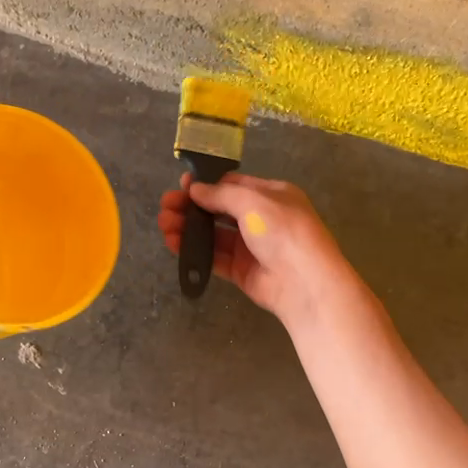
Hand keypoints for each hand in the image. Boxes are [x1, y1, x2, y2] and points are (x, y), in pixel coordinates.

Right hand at [158, 173, 352, 323]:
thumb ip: (221, 195)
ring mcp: (251, 247)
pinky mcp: (241, 271)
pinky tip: (174, 244)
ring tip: (164, 225)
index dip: (207, 185)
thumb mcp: (254, 202)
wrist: (304, 281)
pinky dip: (194, 251)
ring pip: (214, 234)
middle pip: (219, 210)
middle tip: (165, 207)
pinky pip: (214, 258)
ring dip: (188, 228)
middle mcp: (261, 219)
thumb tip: (195, 189)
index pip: (233, 186)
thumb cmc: (283, 230)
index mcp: (271, 195)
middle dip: (191, 207)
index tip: (182, 186)